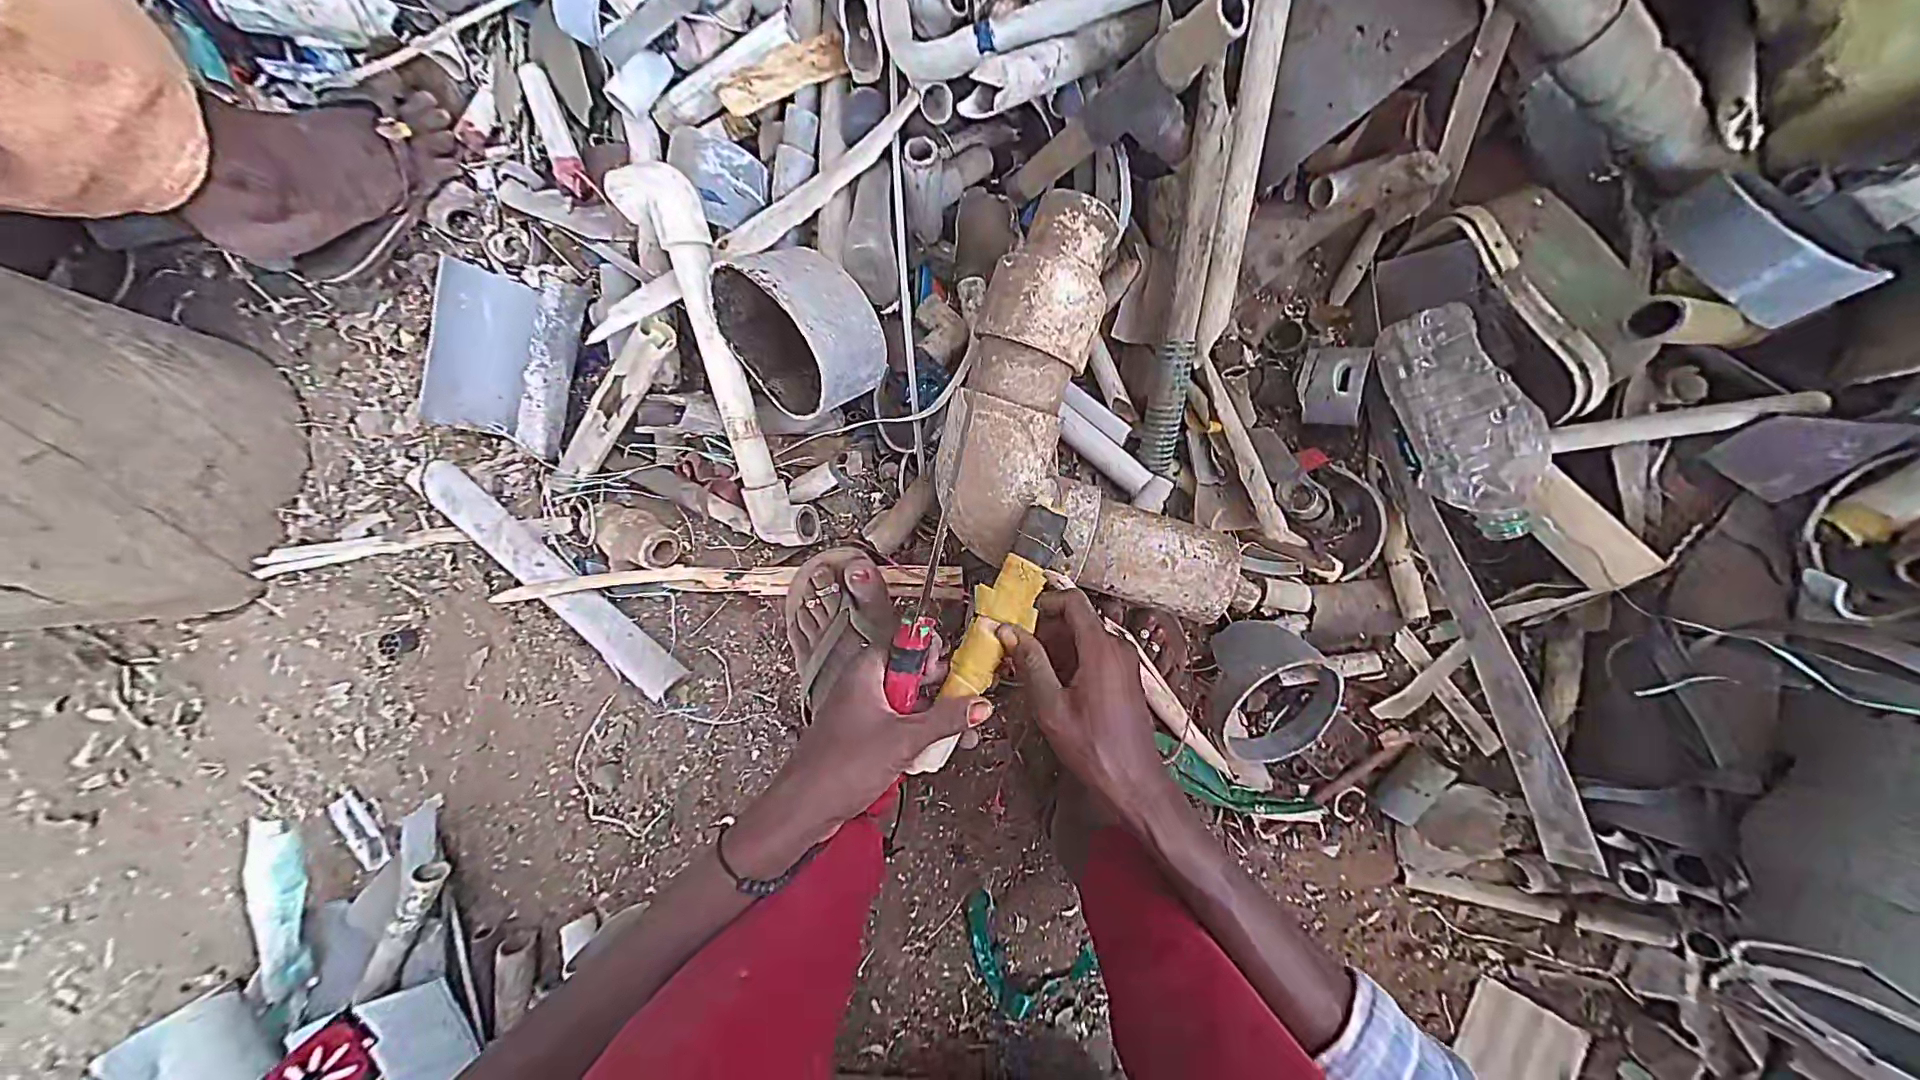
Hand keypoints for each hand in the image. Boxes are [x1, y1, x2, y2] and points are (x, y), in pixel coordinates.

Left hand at [737, 648, 989, 870]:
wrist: (803, 810)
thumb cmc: (841, 768)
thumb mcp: (905, 739)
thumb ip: (946, 719)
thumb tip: (978, 705)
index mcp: (867, 671)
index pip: (907, 644)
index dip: (935, 654)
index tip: (959, 668)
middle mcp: (863, 685)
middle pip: (911, 674)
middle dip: (942, 689)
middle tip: (967, 701)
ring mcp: (862, 711)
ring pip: (907, 702)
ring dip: (934, 716)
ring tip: (962, 731)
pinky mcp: (863, 736)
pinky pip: (898, 725)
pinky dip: (918, 733)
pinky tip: (939, 749)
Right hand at [997, 589, 1171, 810]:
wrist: (1134, 781)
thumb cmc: (1095, 748)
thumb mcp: (1050, 705)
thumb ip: (1030, 662)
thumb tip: (1009, 632)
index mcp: (1101, 648)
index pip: (1072, 601)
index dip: (1042, 604)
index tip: (1019, 620)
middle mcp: (1117, 648)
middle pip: (1075, 619)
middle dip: (1043, 631)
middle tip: (1017, 652)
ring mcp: (1123, 661)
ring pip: (1082, 637)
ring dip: (1054, 648)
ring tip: (1030, 674)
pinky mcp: (1124, 675)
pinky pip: (1093, 653)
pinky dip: (1070, 661)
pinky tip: (1052, 686)